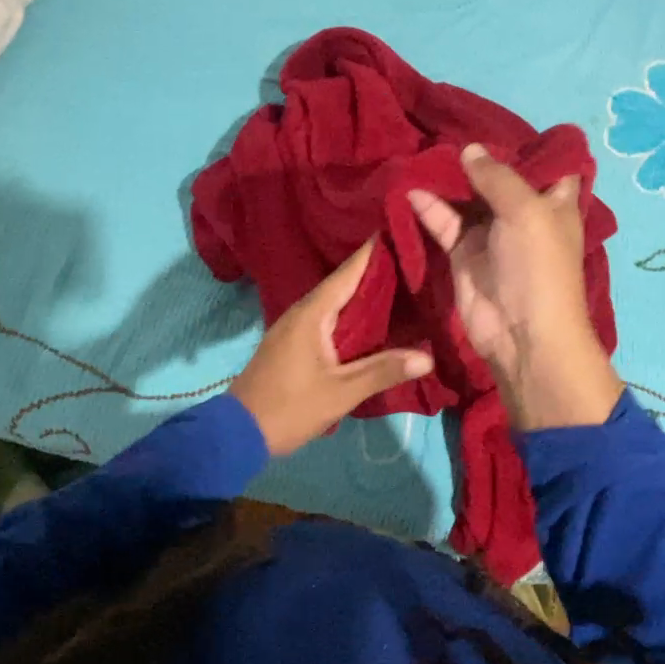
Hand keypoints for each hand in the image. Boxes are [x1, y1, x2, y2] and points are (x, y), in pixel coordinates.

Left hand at [230, 239, 434, 456]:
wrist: (238, 433)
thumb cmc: (290, 408)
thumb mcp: (341, 392)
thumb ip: (382, 371)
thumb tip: (426, 357)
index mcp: (311, 315)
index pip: (347, 274)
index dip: (372, 253)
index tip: (396, 231)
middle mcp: (300, 313)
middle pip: (340, 284)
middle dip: (372, 271)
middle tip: (407, 257)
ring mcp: (291, 328)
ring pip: (332, 302)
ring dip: (359, 293)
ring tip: (395, 283)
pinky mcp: (290, 343)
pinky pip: (324, 317)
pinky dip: (347, 312)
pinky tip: (367, 319)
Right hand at [408, 144, 621, 430]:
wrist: (521, 334)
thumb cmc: (538, 267)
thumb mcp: (525, 210)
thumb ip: (496, 176)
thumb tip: (469, 149)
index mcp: (554, 202)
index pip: (548, 164)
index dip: (529, 145)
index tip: (498, 123)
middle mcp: (523, 214)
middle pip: (498, 177)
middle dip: (475, 157)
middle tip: (443, 130)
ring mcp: (491, 234)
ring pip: (466, 197)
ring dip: (446, 179)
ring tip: (420, 153)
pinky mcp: (463, 254)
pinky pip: (443, 222)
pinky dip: (427, 207)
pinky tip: (408, 188)